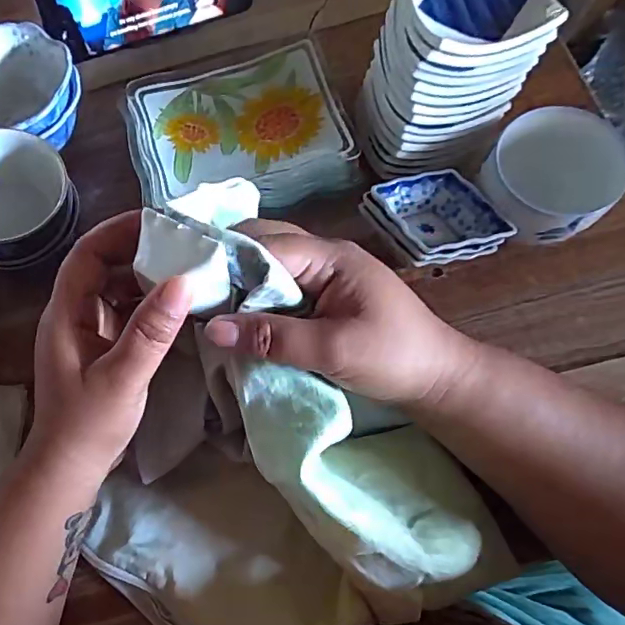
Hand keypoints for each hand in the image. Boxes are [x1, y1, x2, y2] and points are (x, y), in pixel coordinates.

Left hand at [26, 211, 191, 478]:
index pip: (86, 255)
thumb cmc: (88, 425)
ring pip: (115, 290)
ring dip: (146, 279)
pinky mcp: (100, 349)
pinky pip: (124, 314)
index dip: (118, 232)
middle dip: (138, 252)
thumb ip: (150, 331)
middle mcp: (72, 316)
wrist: (69, 467)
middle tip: (182, 244)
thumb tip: (183, 281)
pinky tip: (175, 308)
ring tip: (186, 270)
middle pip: (101, 267)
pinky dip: (148, 306)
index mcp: (65, 315)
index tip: (158, 222)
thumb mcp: (123, 377)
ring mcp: (86, 333)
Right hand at [202, 220, 481, 406]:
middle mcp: (322, 257)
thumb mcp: (333, 350)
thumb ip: (272, 337)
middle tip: (190, 293)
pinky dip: (251, 300)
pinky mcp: (318, 298)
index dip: (225, 261)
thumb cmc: (394, 358)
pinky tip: (232, 319)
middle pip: (261, 245)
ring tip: (202, 305)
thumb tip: (211, 329)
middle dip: (225, 265)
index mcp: (330, 257)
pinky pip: (275, 289)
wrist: (437, 379)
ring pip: (265, 266)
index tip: (187, 284)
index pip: (265, 245)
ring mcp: (320, 277)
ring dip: (236, 284)